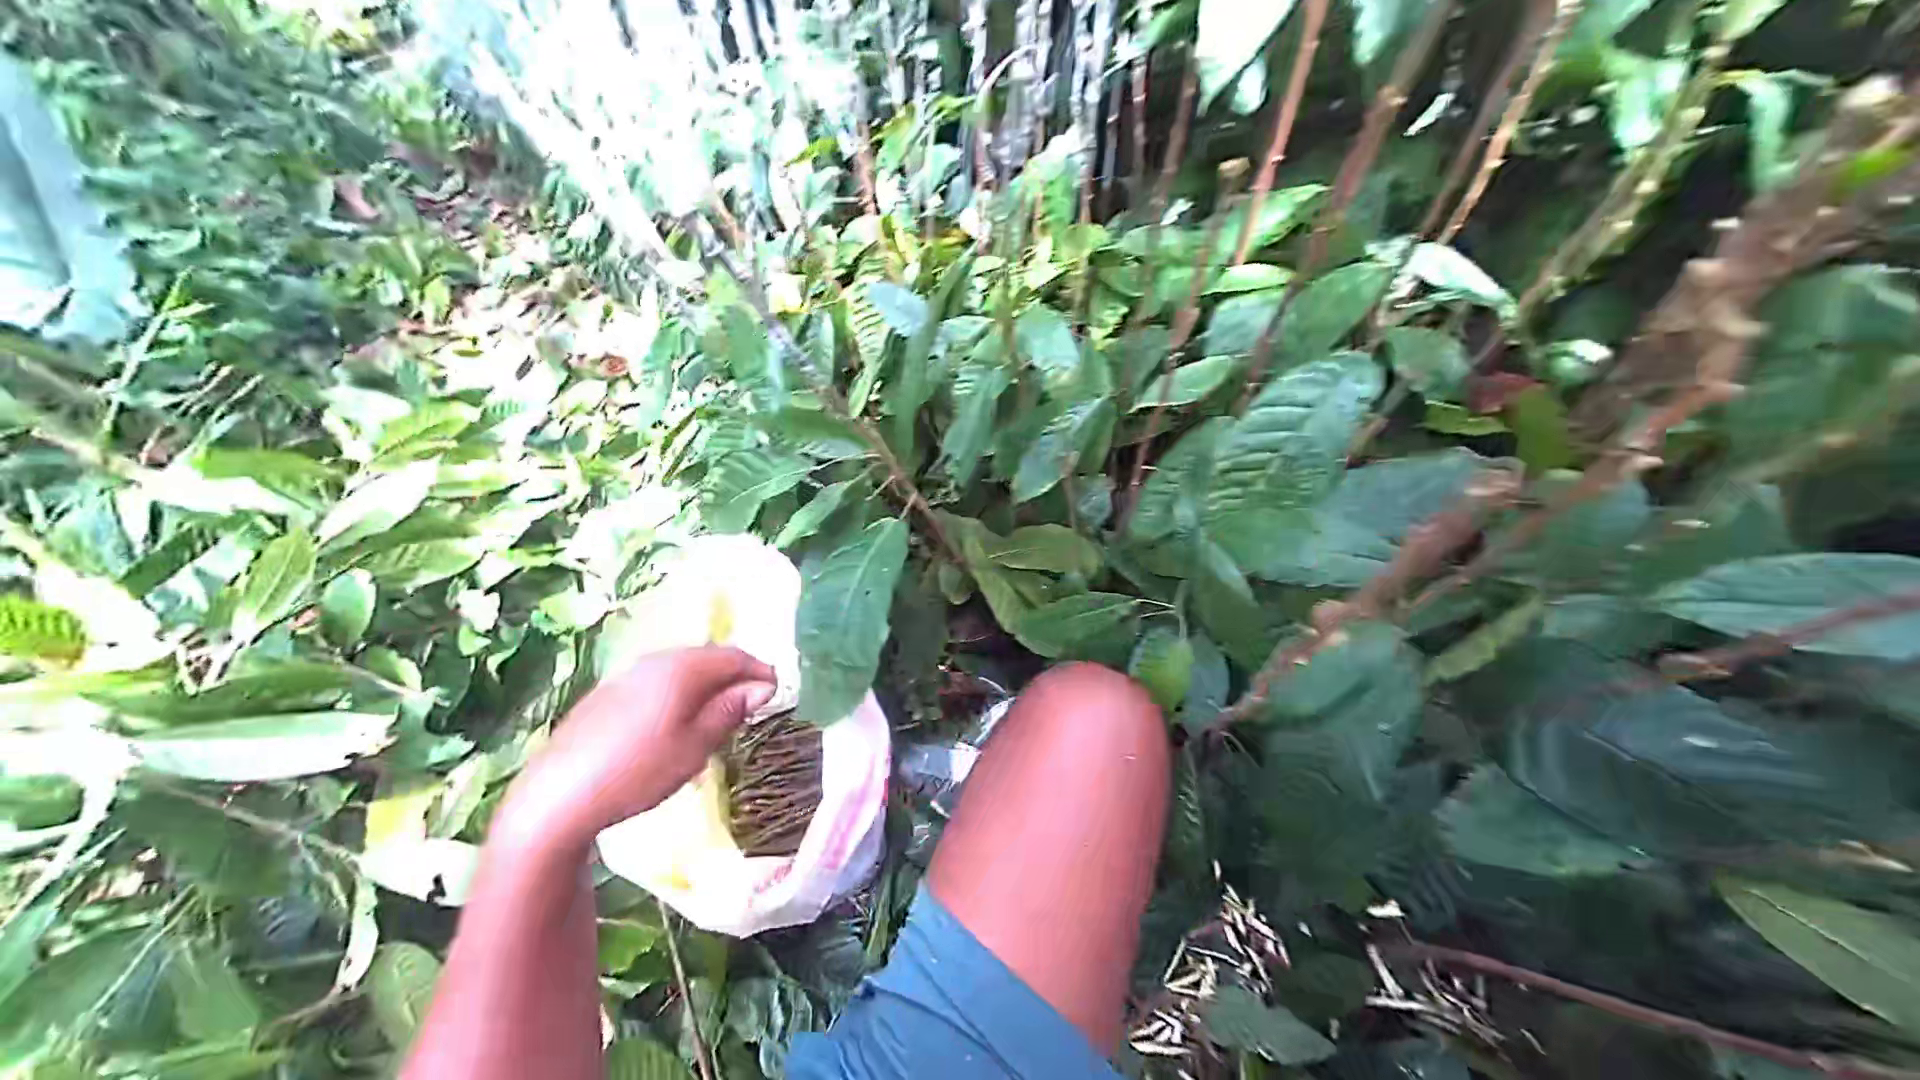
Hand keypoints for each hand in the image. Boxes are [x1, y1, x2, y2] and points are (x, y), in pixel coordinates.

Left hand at [493, 646, 776, 850]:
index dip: (759, 670)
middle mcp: (654, 661)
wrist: (556, 797)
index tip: (777, 691)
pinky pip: (658, 680)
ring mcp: (627, 675)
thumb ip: (730, 711)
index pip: (733, 656)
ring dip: (707, 683)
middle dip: (734, 675)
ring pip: (681, 668)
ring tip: (720, 712)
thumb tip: (762, 687)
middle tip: (752, 703)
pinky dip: (681, 691)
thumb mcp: (695, 746)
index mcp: (681, 668)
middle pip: (707, 657)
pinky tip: (678, 719)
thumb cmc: (638, 771)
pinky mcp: (608, 693)